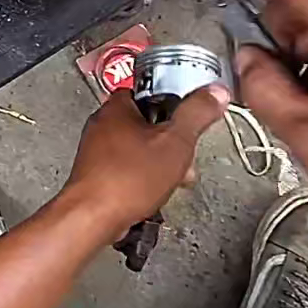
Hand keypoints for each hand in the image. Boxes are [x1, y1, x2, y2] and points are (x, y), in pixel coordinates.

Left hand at [61, 87, 228, 235]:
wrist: (93, 217)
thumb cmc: (126, 179)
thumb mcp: (175, 142)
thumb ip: (196, 114)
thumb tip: (214, 93)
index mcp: (117, 107)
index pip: (147, 90)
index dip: (171, 104)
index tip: (186, 117)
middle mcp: (102, 124)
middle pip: (145, 122)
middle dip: (169, 141)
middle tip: (181, 156)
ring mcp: (96, 150)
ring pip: (137, 147)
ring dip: (159, 162)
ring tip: (171, 179)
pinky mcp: (95, 173)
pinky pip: (126, 167)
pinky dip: (141, 177)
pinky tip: (152, 193)